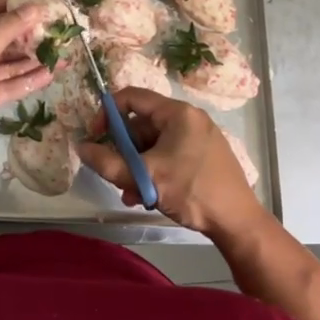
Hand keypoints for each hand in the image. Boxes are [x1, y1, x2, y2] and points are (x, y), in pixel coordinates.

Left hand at [0, 0, 52, 158]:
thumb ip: (6, 30)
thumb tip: (34, 7)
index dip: (17, 6)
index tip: (44, 3)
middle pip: (3, 40)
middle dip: (30, 36)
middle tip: (60, 33)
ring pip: (8, 65)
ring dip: (33, 60)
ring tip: (62, 55)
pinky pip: (7, 87)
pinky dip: (27, 81)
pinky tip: (49, 76)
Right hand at [79, 87, 270, 241]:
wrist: (238, 223)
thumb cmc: (192, 191)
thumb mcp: (144, 177)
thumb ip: (108, 162)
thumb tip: (81, 148)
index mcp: (177, 113)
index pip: (131, 97)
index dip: (107, 114)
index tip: (96, 138)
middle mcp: (189, 119)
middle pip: (141, 125)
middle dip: (124, 152)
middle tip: (115, 176)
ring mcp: (199, 138)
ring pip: (154, 145)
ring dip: (137, 168)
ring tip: (131, 195)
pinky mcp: (203, 157)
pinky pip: (169, 156)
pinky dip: (154, 172)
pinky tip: (149, 198)